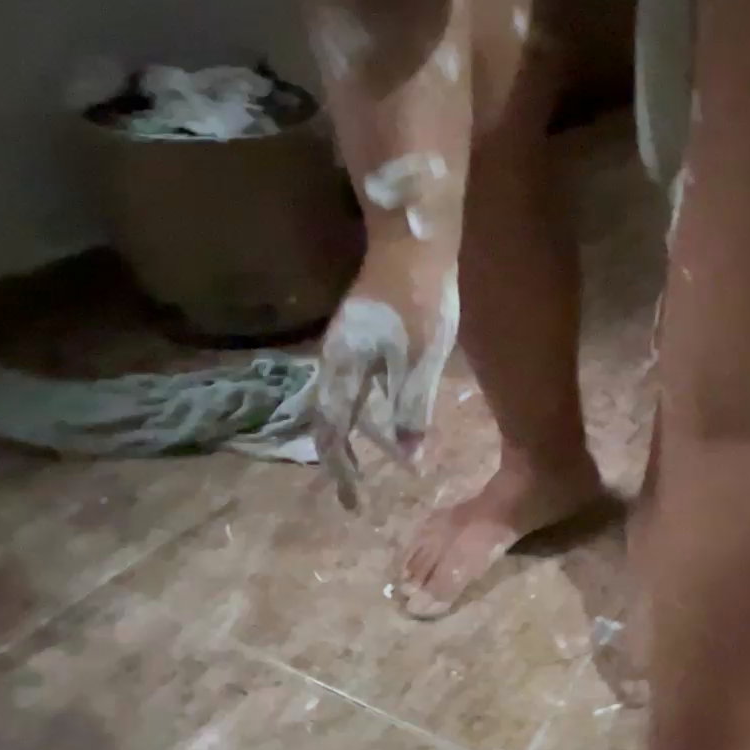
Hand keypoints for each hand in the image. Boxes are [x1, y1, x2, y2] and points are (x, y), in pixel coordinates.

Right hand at [312, 259, 459, 509]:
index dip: (342, 472)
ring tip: (382, 457)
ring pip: (344, 403)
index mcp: (341, 371)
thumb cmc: (420, 303)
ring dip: (358, 434)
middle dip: (343, 459)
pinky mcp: (364, 333)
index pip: (332, 434)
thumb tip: (409, 460)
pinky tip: (390, 414)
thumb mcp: (419, 363)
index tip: (354, 505)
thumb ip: (411, 411)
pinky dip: (370, 408)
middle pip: (330, 421)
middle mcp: (334, 361)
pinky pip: (359, 384)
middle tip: (358, 492)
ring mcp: (347, 345)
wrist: (414, 243)